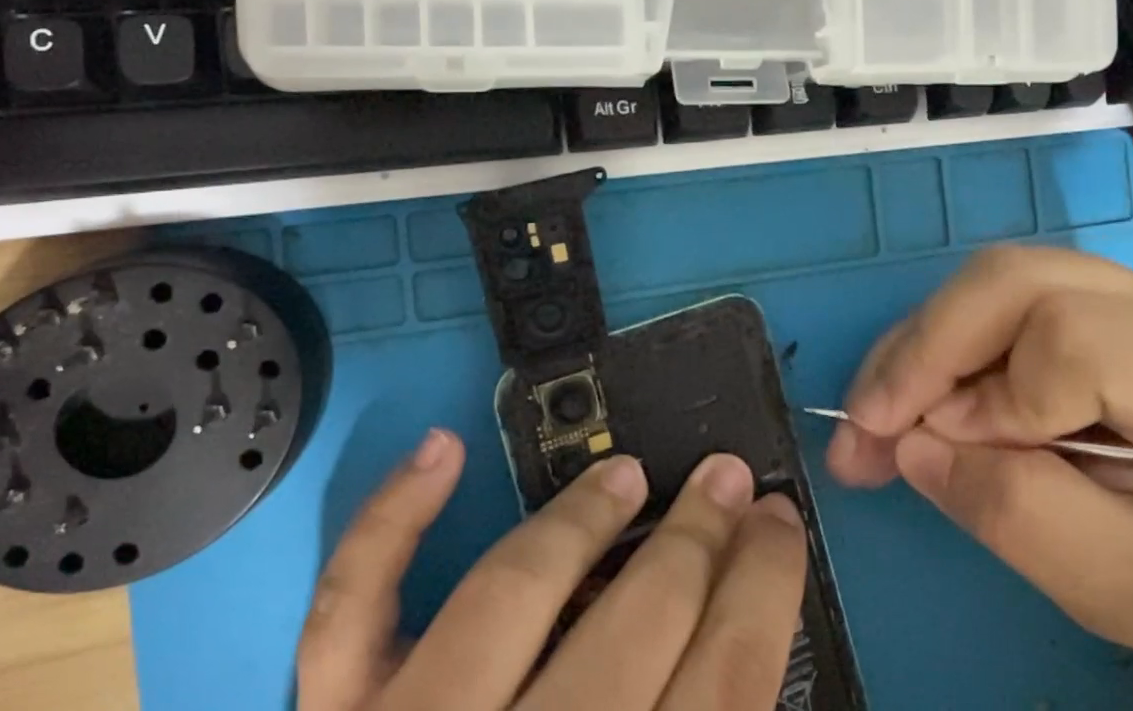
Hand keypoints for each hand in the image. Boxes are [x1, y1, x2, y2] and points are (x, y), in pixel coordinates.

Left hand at [298, 429, 809, 710]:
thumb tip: (745, 640)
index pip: (725, 680)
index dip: (765, 586)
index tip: (778, 522)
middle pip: (637, 623)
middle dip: (697, 535)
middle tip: (723, 479)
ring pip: (510, 592)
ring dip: (579, 518)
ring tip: (624, 471)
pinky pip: (353, 604)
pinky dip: (393, 518)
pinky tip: (443, 452)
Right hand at [827, 246, 1132, 664]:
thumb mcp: (1119, 585)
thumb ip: (1023, 516)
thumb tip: (914, 444)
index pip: (1078, 339)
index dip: (997, 396)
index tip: (948, 457)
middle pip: (1015, 283)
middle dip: (923, 353)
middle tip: (865, 430)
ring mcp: (1116, 294)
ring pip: (985, 282)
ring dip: (910, 352)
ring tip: (870, 430)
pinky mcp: (1073, 299)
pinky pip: (979, 301)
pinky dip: (922, 352)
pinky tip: (900, 407)